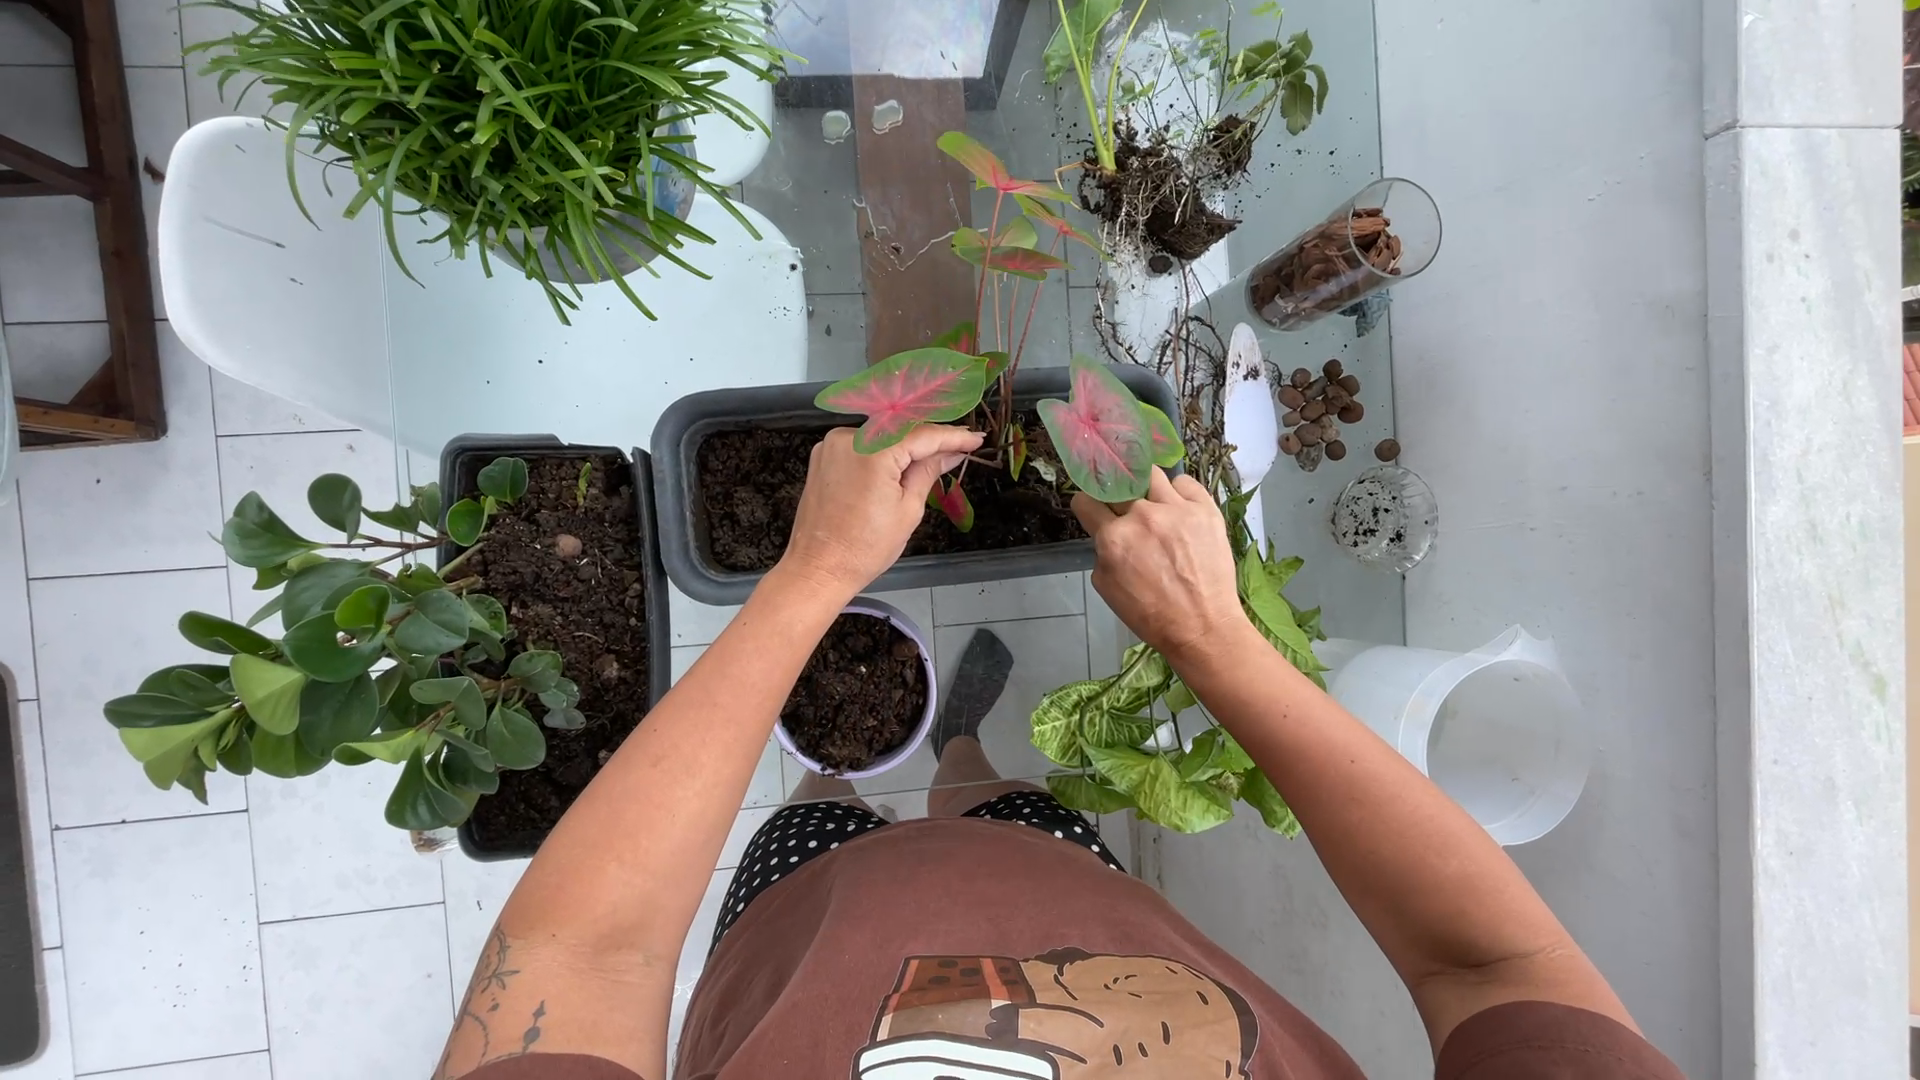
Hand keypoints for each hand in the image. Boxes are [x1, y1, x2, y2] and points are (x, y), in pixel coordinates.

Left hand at [778, 424, 982, 599]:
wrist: (818, 568)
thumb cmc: (864, 548)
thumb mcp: (908, 509)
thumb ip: (928, 472)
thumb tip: (950, 454)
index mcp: (871, 451)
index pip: (922, 435)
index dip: (952, 436)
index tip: (974, 439)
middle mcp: (847, 439)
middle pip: (900, 429)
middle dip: (931, 438)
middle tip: (960, 447)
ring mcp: (831, 446)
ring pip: (881, 435)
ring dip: (907, 444)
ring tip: (935, 458)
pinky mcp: (823, 456)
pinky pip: (861, 444)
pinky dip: (882, 451)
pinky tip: (901, 464)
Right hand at [1073, 469, 1249, 660]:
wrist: (1202, 627)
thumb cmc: (1150, 615)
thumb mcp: (1106, 587)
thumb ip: (1101, 553)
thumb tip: (1107, 534)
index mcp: (1113, 538)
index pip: (1086, 503)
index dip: (1086, 506)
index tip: (1092, 510)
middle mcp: (1142, 517)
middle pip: (1118, 487)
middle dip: (1116, 499)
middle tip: (1126, 512)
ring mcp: (1177, 509)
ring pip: (1150, 476)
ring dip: (1146, 488)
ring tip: (1154, 504)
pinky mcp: (1205, 510)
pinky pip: (1185, 482)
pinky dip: (1178, 491)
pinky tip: (1178, 507)